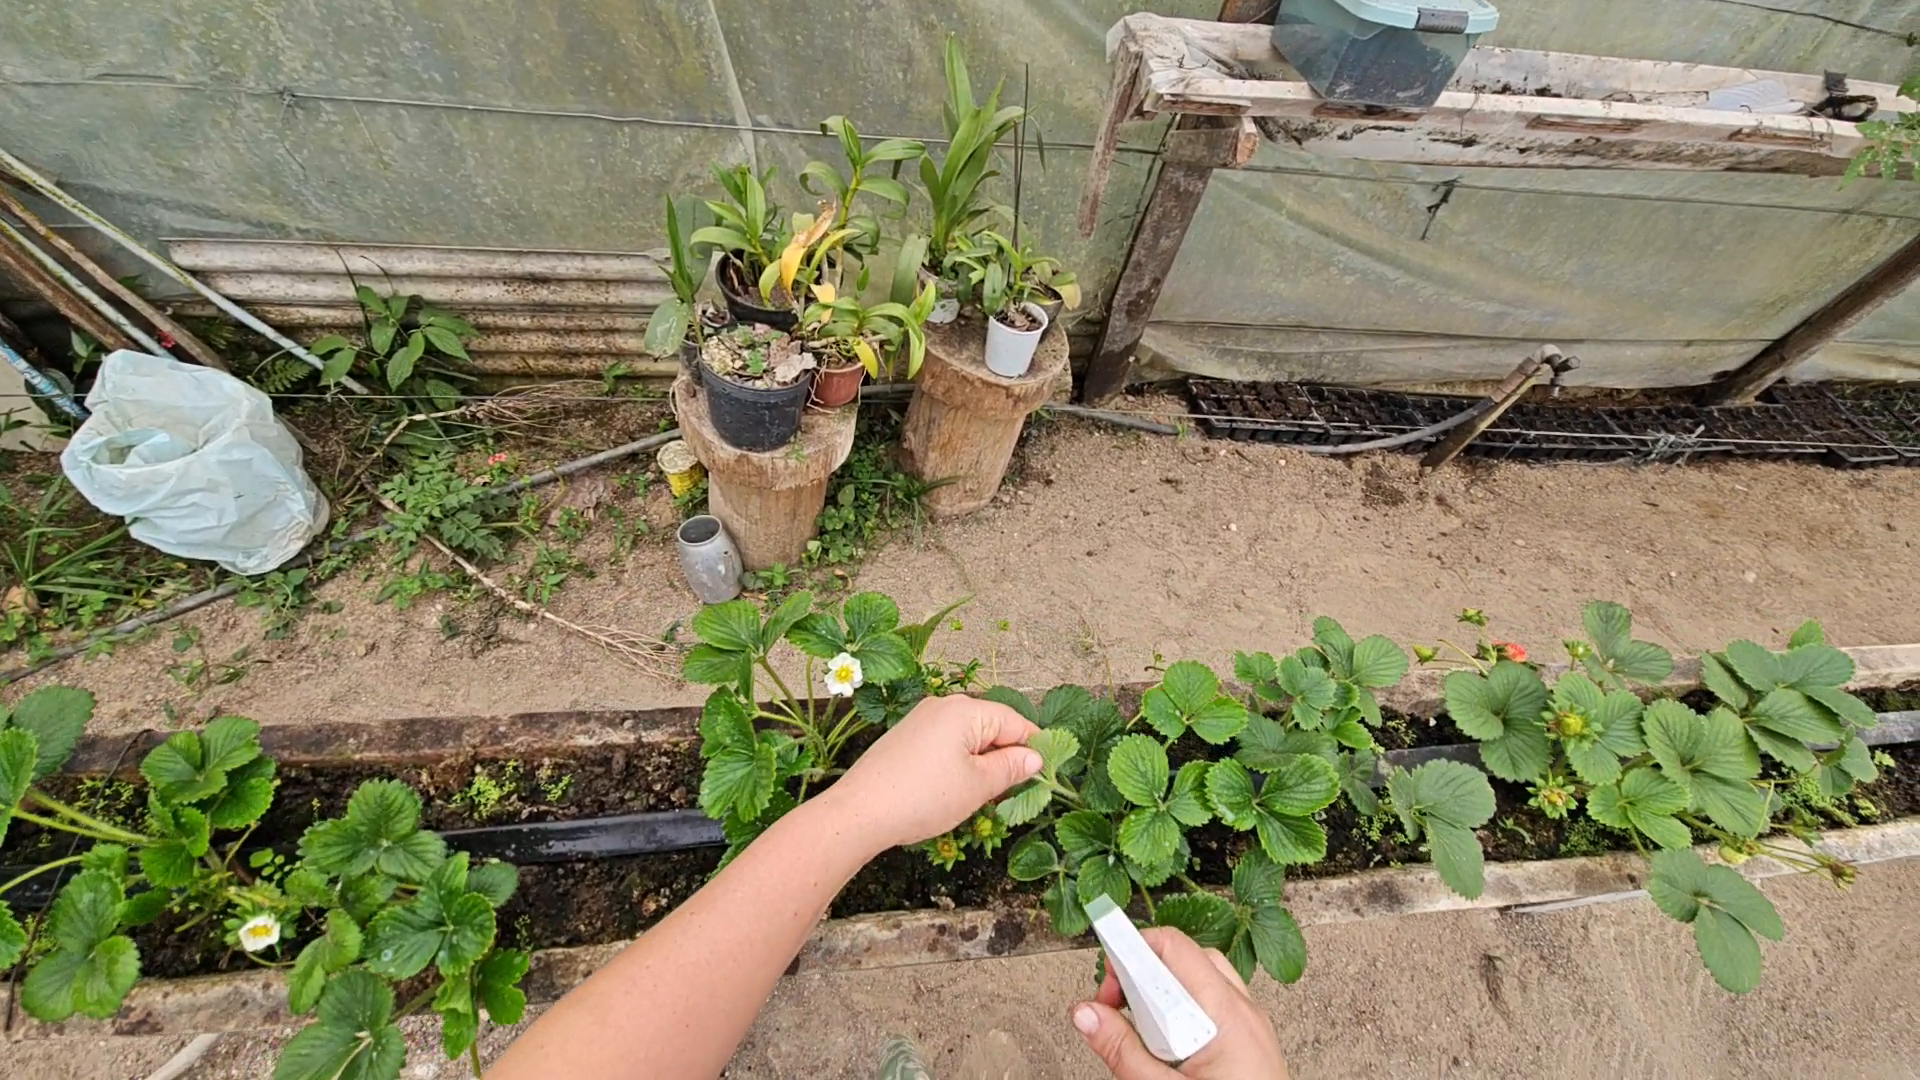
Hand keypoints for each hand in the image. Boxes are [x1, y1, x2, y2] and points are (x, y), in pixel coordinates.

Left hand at [819, 694, 1041, 853]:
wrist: (860, 812)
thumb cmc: (921, 797)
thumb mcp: (978, 785)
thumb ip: (1011, 768)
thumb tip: (1035, 758)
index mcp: (964, 710)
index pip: (1014, 721)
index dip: (1033, 747)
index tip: (1047, 772)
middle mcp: (943, 705)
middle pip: (991, 726)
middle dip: (1007, 756)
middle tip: (1017, 791)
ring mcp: (923, 719)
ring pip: (969, 737)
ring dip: (983, 762)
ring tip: (985, 796)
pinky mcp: (908, 736)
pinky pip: (947, 743)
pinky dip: (961, 762)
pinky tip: (957, 790)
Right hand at [1071, 927, 1288, 1078]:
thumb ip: (1122, 1050)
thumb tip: (1087, 1014)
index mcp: (1226, 1016)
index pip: (1172, 948)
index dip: (1132, 951)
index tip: (1105, 969)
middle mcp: (1244, 1013)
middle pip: (1184, 958)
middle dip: (1143, 972)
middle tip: (1116, 1004)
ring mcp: (1253, 1029)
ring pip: (1201, 980)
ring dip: (1164, 993)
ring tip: (1142, 1027)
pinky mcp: (1254, 1047)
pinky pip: (1215, 1006)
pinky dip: (1184, 1011)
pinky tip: (1170, 1044)